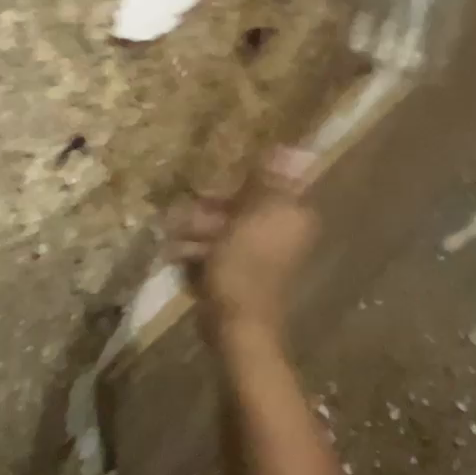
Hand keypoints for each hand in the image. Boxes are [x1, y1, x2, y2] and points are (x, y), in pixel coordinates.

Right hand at [166, 148, 319, 345]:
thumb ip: (270, 181)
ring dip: (195, 237)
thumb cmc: (244, 266)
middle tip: (179, 223)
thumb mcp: (253, 214)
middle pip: (237, 208)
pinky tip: (183, 263)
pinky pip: (216, 256)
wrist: (236, 326)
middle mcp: (281, 232)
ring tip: (176, 249)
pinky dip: (199, 258)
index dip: (229, 189)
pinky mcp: (240, 276)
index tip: (203, 194)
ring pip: (221, 232)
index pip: (259, 185)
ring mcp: (259, 257)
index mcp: (291, 215)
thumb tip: (299, 147)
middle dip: (205, 215)